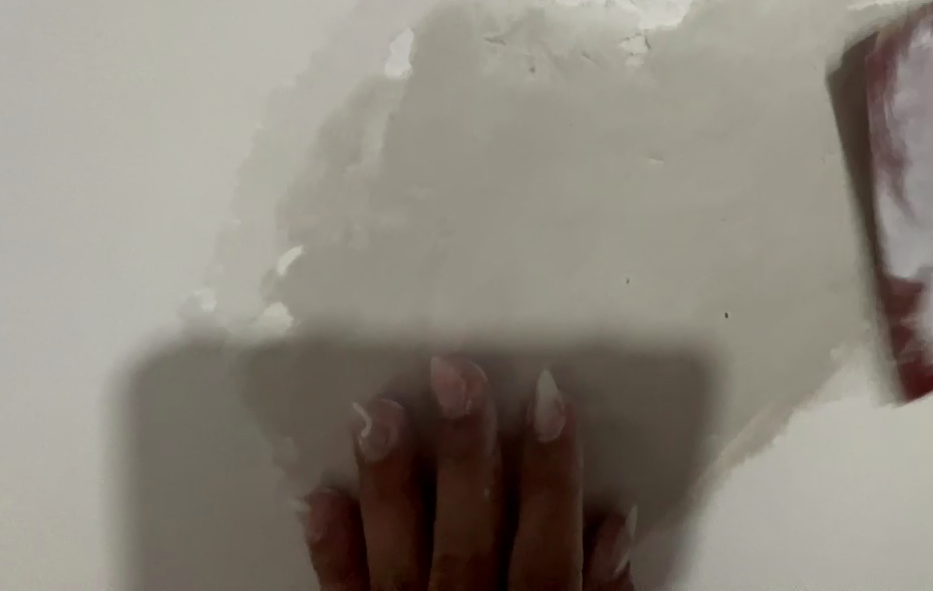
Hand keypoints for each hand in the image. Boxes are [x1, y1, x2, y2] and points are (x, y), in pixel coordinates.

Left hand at [302, 361, 635, 590]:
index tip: (548, 396)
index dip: (552, 467)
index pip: (548, 537)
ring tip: (374, 413)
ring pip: (398, 559)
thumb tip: (612, 523)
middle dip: (464, 451)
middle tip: (452, 373)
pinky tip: (320, 496)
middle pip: (469, 533)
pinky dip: (331, 552)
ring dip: (388, 484)